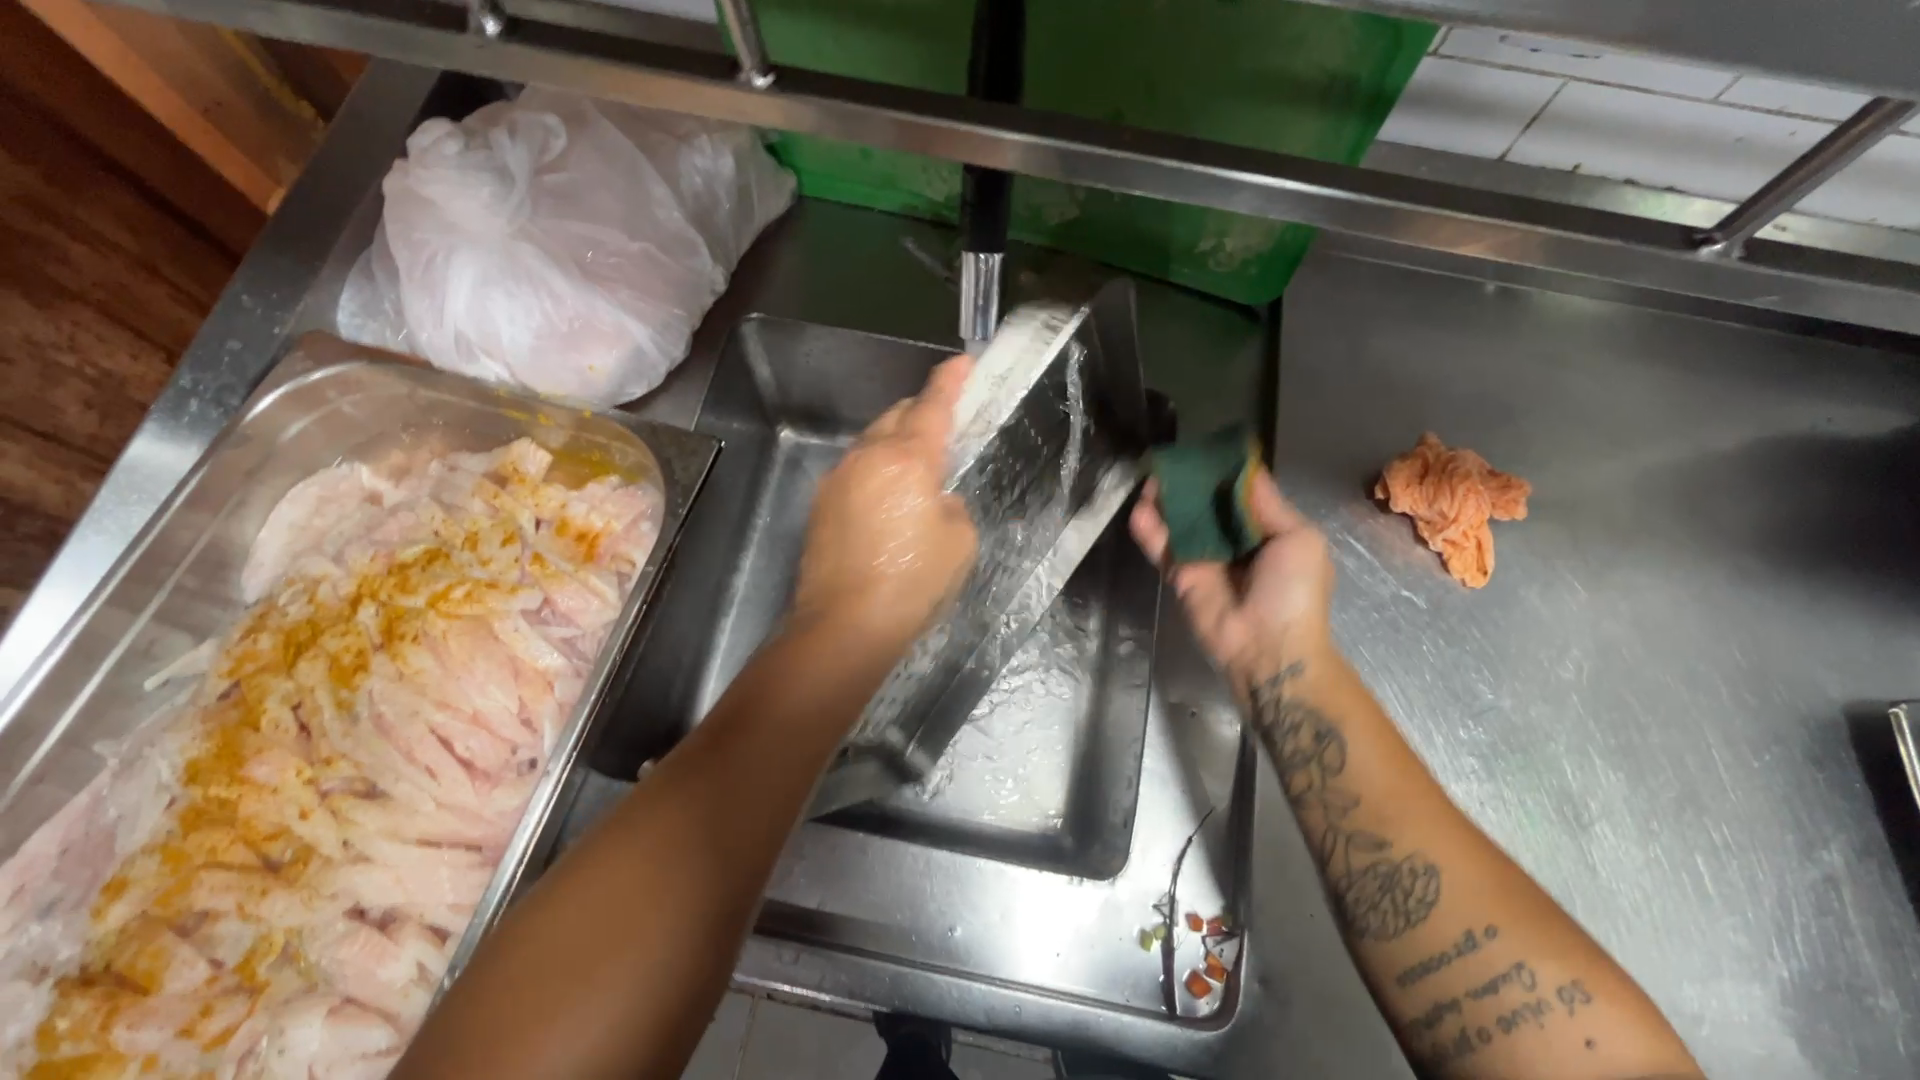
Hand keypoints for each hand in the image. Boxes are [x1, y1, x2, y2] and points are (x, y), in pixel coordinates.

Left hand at [791, 356, 978, 653]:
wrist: (845, 625)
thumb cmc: (913, 583)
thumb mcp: (960, 541)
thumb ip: (951, 504)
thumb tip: (933, 499)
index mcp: (908, 459)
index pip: (933, 406)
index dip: (951, 381)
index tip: (963, 361)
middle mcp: (867, 457)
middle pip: (896, 417)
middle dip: (921, 413)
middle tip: (945, 426)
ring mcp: (837, 480)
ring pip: (871, 444)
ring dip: (895, 445)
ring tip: (917, 471)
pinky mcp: (820, 506)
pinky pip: (856, 473)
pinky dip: (876, 474)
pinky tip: (887, 504)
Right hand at [1130, 465, 1334, 687]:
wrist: (1269, 648)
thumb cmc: (1294, 591)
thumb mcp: (1299, 539)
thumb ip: (1267, 504)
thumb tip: (1246, 467)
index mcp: (1268, 530)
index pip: (1240, 494)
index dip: (1223, 472)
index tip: (1204, 450)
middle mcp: (1234, 541)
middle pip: (1205, 505)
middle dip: (1188, 483)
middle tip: (1169, 461)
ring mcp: (1204, 558)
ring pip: (1180, 522)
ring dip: (1165, 501)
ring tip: (1150, 479)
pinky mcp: (1180, 575)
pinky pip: (1162, 548)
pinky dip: (1149, 529)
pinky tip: (1139, 509)